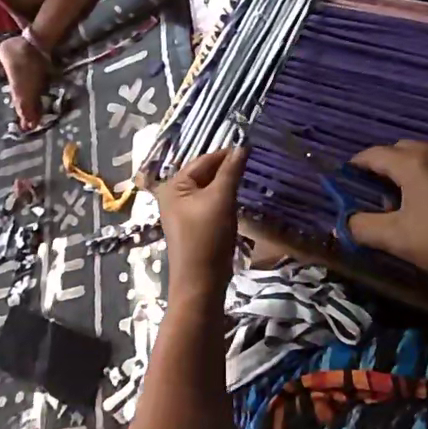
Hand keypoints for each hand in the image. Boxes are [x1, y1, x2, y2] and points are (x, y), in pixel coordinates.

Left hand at [154, 146, 247, 293]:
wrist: (201, 283)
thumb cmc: (207, 238)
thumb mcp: (221, 199)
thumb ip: (231, 171)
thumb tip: (243, 145)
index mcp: (173, 185)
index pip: (203, 160)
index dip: (227, 154)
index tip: (251, 147)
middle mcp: (174, 195)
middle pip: (205, 173)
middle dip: (227, 169)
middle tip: (253, 162)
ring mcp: (183, 211)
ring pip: (210, 188)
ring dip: (227, 183)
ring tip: (248, 177)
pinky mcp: (194, 224)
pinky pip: (211, 203)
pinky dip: (224, 198)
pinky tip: (238, 198)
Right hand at [346, 141, 427, 300]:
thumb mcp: (398, 239)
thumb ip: (363, 228)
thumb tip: (344, 223)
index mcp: (413, 162)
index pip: (373, 154)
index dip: (354, 168)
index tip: (344, 185)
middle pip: (399, 151)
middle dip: (381, 169)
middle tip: (374, 199)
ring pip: (423, 159)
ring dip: (406, 175)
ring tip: (404, 207)